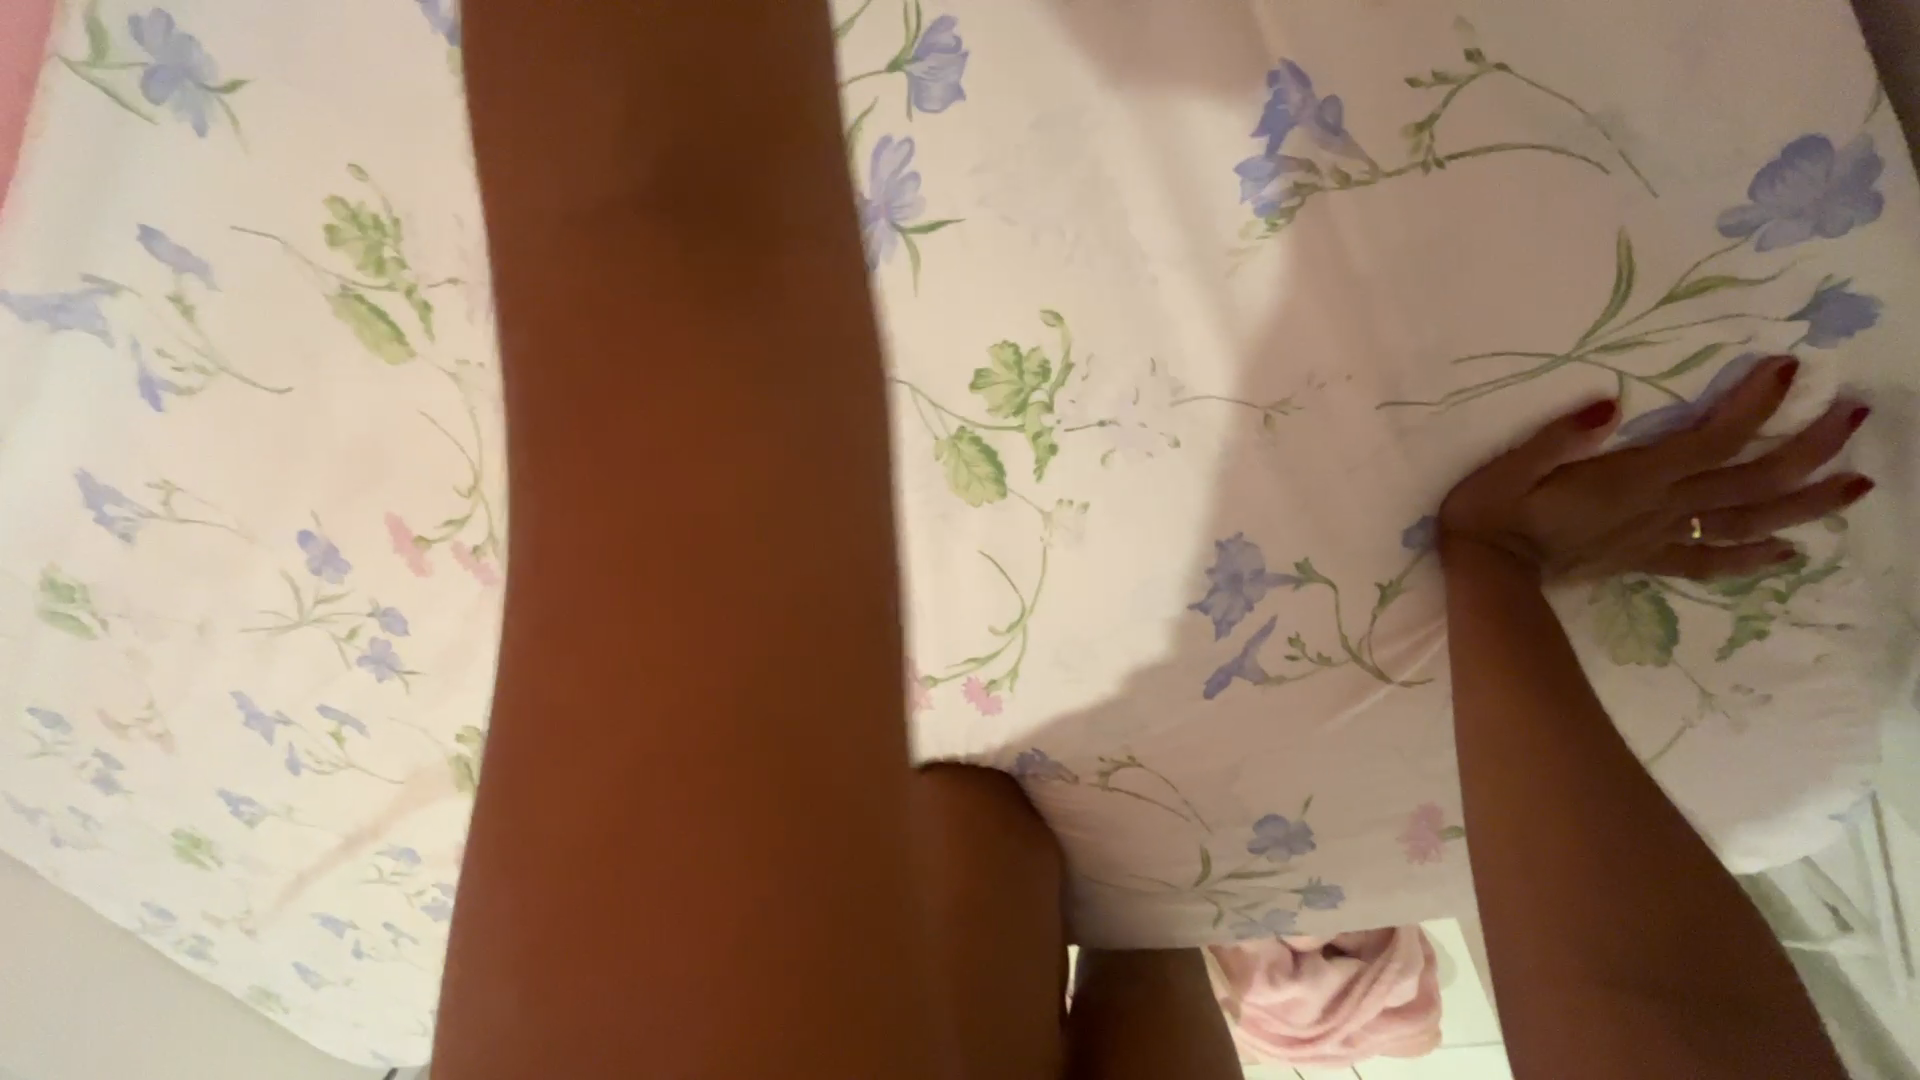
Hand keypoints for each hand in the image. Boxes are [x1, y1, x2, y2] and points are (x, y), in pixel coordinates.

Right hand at [1439, 354, 1874, 580]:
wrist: (1485, 575)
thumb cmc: (1488, 515)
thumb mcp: (1508, 469)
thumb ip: (1557, 439)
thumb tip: (1608, 406)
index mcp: (1630, 480)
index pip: (1711, 439)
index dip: (1755, 405)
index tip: (1789, 369)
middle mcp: (1658, 507)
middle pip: (1750, 478)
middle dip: (1808, 445)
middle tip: (1854, 413)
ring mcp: (1654, 536)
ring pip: (1747, 520)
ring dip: (1806, 502)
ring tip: (1857, 482)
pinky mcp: (1641, 559)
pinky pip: (1708, 560)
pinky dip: (1754, 557)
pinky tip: (1788, 552)